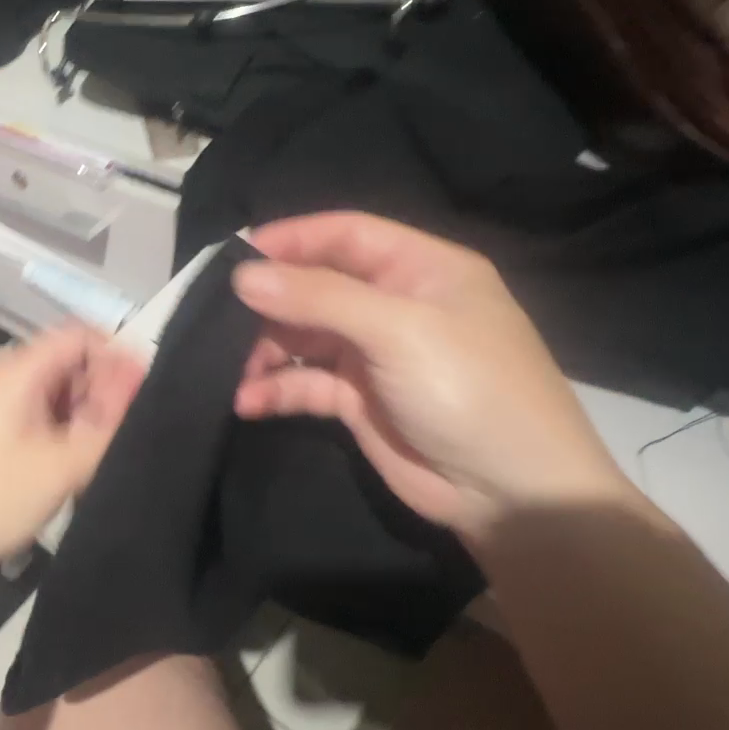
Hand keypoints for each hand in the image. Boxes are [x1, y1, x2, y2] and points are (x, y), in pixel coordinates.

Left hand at [0, 325, 145, 599]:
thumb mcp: (59, 467)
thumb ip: (107, 426)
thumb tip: (141, 388)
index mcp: (19, 372)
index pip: (83, 336)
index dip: (118, 358)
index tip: (145, 397)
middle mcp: (9, 381)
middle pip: (73, 365)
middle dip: (106, 393)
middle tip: (131, 434)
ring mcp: (1, 411)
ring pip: (61, 398)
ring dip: (89, 420)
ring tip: (110, 455)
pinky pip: (45, 423)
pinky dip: (69, 438)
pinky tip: (82, 469)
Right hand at [231, 212, 629, 539]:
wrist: (511, 494)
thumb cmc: (469, 390)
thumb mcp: (398, 331)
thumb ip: (318, 298)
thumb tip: (242, 274)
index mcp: (421, 270)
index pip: (346, 235)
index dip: (291, 239)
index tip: (234, 254)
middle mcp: (395, 306)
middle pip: (316, 287)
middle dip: (269, 302)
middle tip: (217, 318)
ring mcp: (374, 356)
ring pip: (303, 337)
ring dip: (264, 351)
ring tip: (234, 371)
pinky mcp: (357, 401)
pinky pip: (304, 384)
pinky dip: (275, 390)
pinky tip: (248, 403)